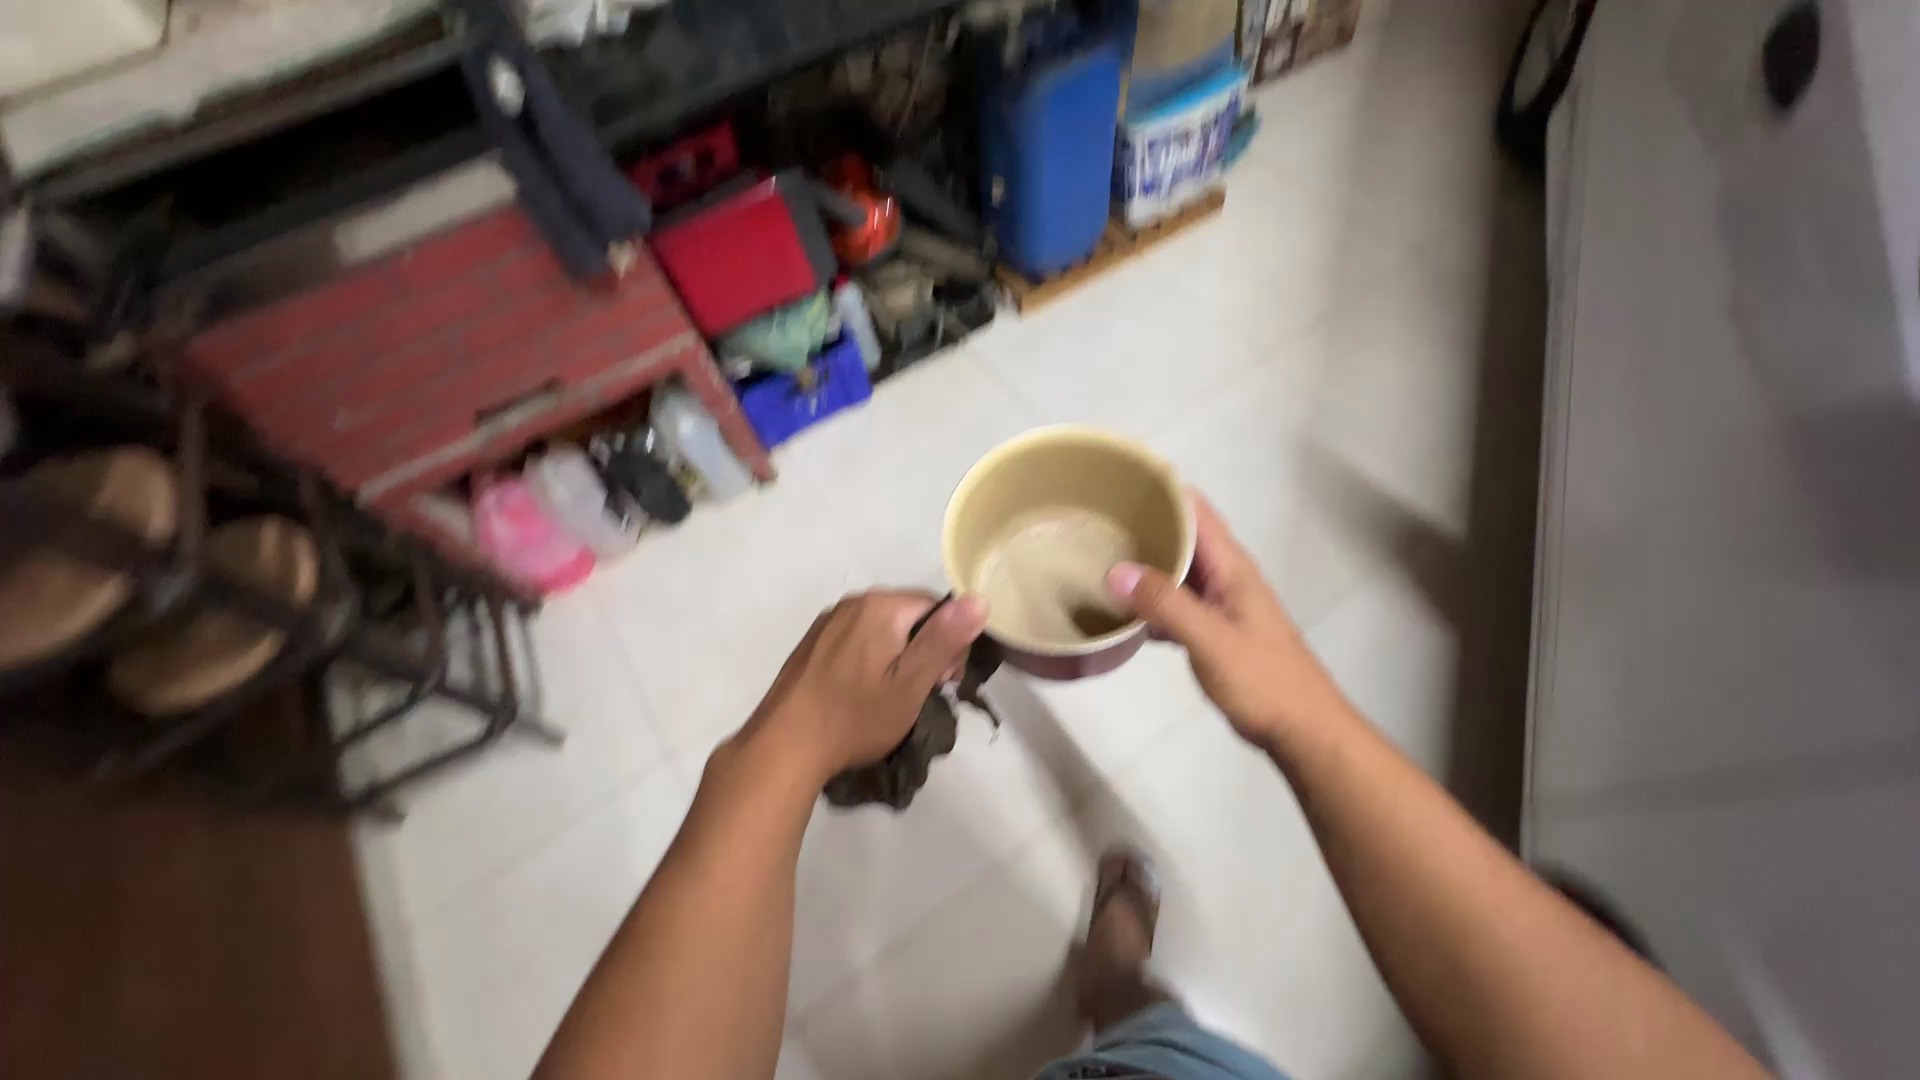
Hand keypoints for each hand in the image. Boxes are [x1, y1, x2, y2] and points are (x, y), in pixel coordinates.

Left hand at [733, 590, 986, 785]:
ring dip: (899, 655)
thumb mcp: (910, 683)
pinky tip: (864, 692)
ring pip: (883, 628)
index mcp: (881, 606)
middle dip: (925, 648)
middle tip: (922, 693)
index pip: (938, 607)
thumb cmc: (855, 717)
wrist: (785, 746)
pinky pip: (857, 639)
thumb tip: (978, 599)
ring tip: (894, 697)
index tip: (946, 681)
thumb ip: (944, 639)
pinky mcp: (813, 643)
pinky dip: (871, 659)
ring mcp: (829, 622)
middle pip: (909, 615)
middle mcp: (853, 603)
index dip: (951, 643)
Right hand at [1106, 493, 1351, 747]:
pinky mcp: (1213, 631)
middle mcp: (1226, 577)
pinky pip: (1174, 604)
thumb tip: (1115, 571)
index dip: (1160, 491)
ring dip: (1143, 564)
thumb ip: (1165, 604)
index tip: (1115, 485)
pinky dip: (1149, 602)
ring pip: (1176, 571)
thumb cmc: (1264, 680)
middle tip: (1091, 523)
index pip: (1195, 509)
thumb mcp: (1211, 640)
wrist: (1303, 731)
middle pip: (1182, 536)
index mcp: (1231, 567)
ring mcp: (1220, 605)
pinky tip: (1120, 613)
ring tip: (1097, 560)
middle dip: (1142, 525)